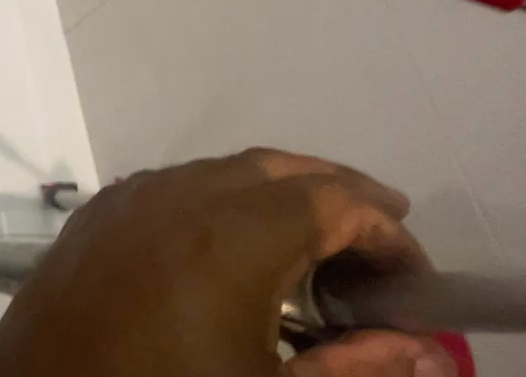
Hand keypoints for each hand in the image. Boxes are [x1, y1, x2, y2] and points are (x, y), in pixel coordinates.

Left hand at [0, 149, 458, 376]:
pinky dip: (219, 198)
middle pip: (270, 168)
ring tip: (320, 243)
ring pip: (217, 171)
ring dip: (274, 192)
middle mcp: (174, 196)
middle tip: (384, 236)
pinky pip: (173, 185)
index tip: (417, 278)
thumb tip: (427, 351)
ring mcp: (128, 197)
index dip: (382, 229)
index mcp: (226, 235)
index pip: (325, 199)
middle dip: (334, 192)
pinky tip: (236, 245)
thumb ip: (358, 371)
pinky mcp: (99, 211)